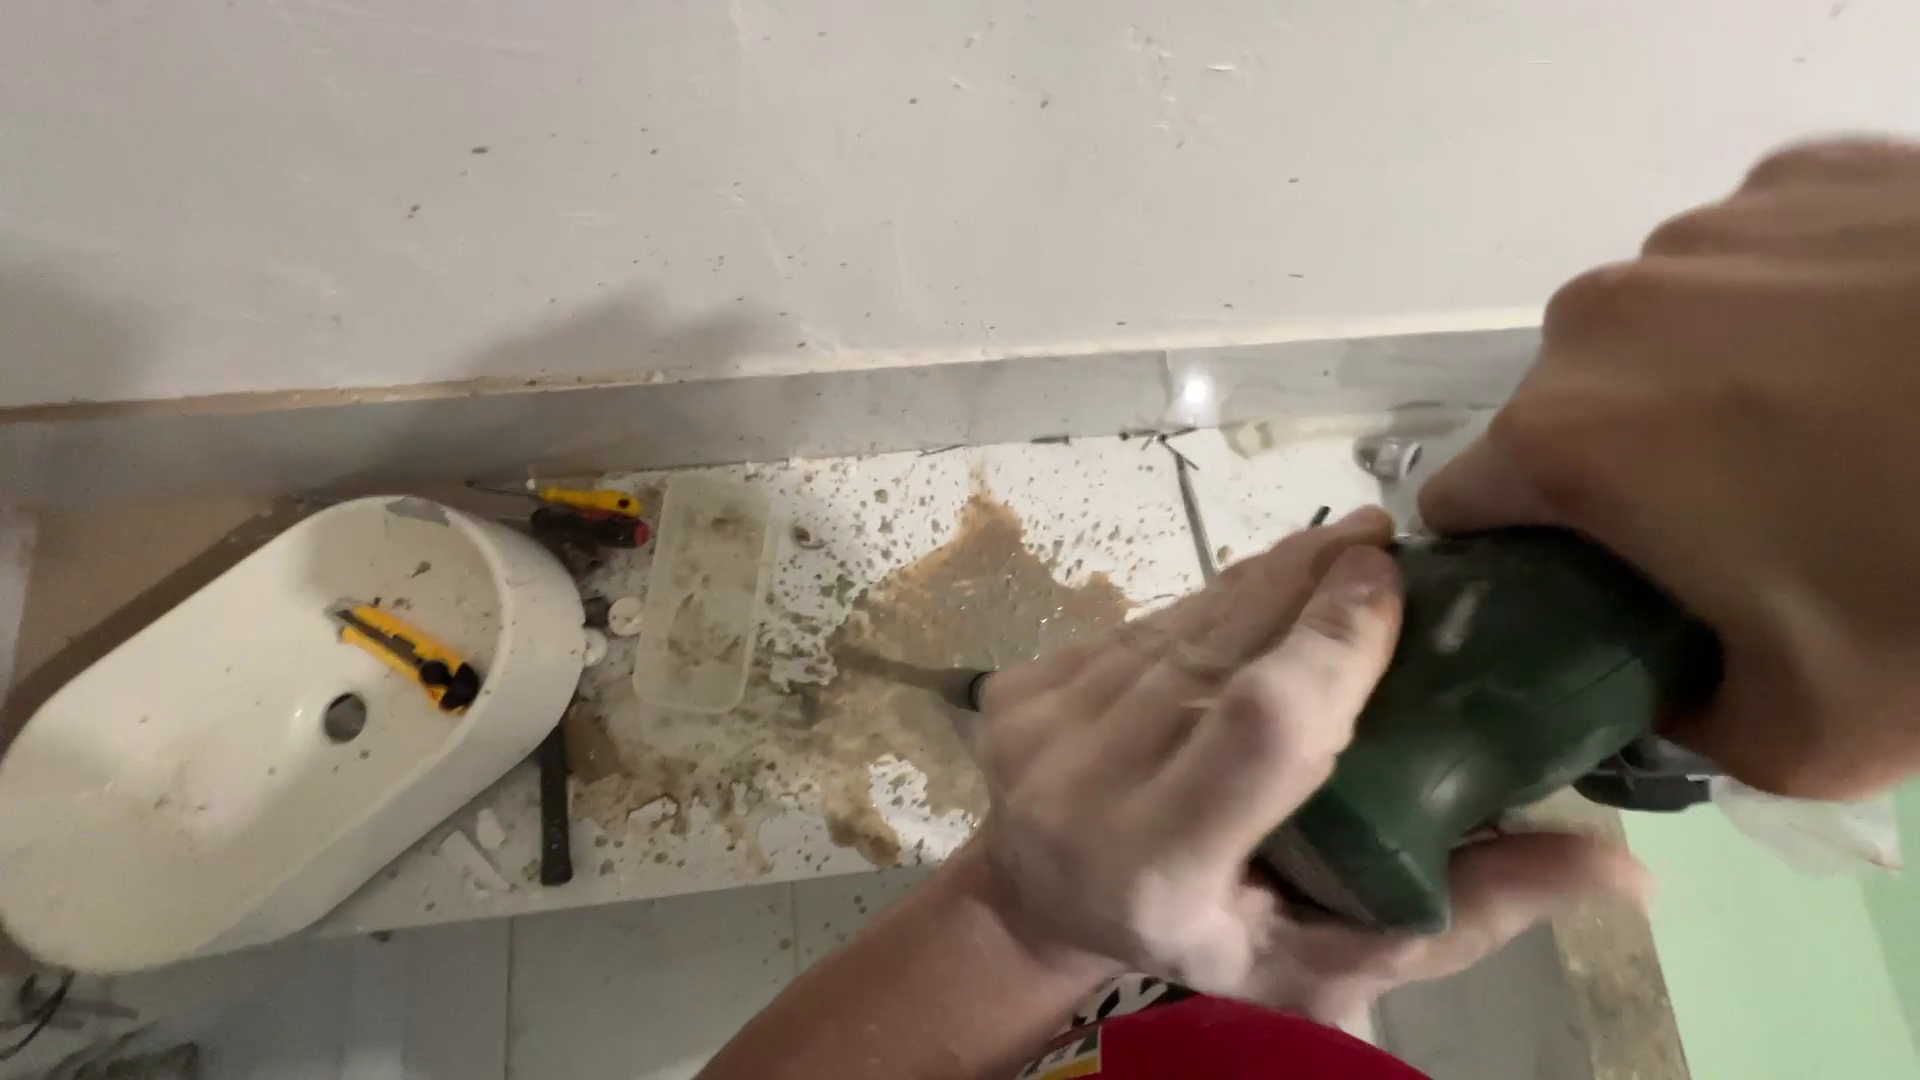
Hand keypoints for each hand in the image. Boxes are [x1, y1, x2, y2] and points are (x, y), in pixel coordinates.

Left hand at [971, 509, 1645, 1020]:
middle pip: (1212, 654)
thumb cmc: (1188, 940)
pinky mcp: (1017, 689)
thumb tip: (1618, 870)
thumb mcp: (1315, 960)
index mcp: (1159, 867)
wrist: (1039, 890)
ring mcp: (1039, 725)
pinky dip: (1197, 606)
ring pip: (1173, 630)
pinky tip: (1245, 590)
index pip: (1258, 726)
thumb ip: (1449, 917)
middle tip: (1373, 537)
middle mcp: (1084, 785)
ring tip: (1323, 549)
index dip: (1329, 644)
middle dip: (1298, 587)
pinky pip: (1133, 630)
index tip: (1387, 580)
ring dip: (1254, 583)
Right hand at [1422, 137, 1919, 799]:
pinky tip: (1869, 330)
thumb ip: (1675, 723)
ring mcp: (1700, 239)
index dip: (1509, 548)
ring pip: (1634, 334)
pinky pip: (1734, 256)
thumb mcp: (1809, 734)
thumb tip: (1645, 695)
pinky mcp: (1808, 174)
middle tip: (1730, 509)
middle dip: (1603, 464)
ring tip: (1819, 411)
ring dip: (1682, 376)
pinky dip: (1769, 296)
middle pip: (1547, 416)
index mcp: (1557, 440)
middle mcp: (1593, 323)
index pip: (1457, 503)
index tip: (1584, 577)